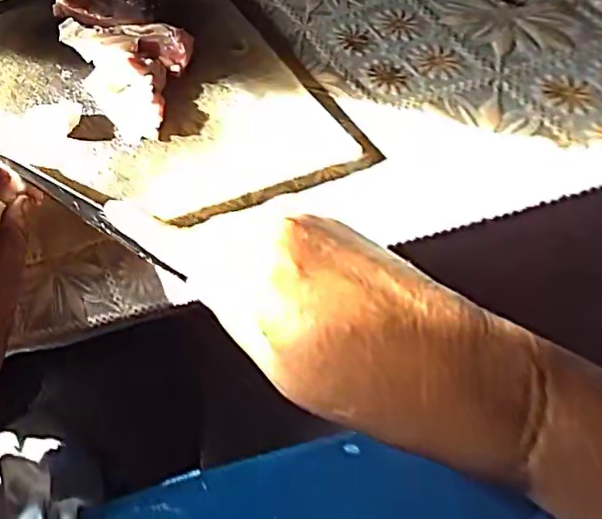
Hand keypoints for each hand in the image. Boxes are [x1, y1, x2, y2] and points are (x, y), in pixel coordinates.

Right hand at [105, 203, 544, 483]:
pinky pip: (278, 231)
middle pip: (210, 237)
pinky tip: (318, 296)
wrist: (486, 381)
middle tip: (251, 313)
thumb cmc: (388, 390)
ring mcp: (305, 218)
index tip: (115, 211)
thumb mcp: (283, 369)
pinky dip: (282, 257)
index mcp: (252, 273)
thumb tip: (197, 281)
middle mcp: (272, 230)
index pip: (175, 242)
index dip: (139, 227)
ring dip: (252, 263)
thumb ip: (229, 312)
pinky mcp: (332, 217)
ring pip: (243, 234)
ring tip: (301, 312)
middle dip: (216, 267)